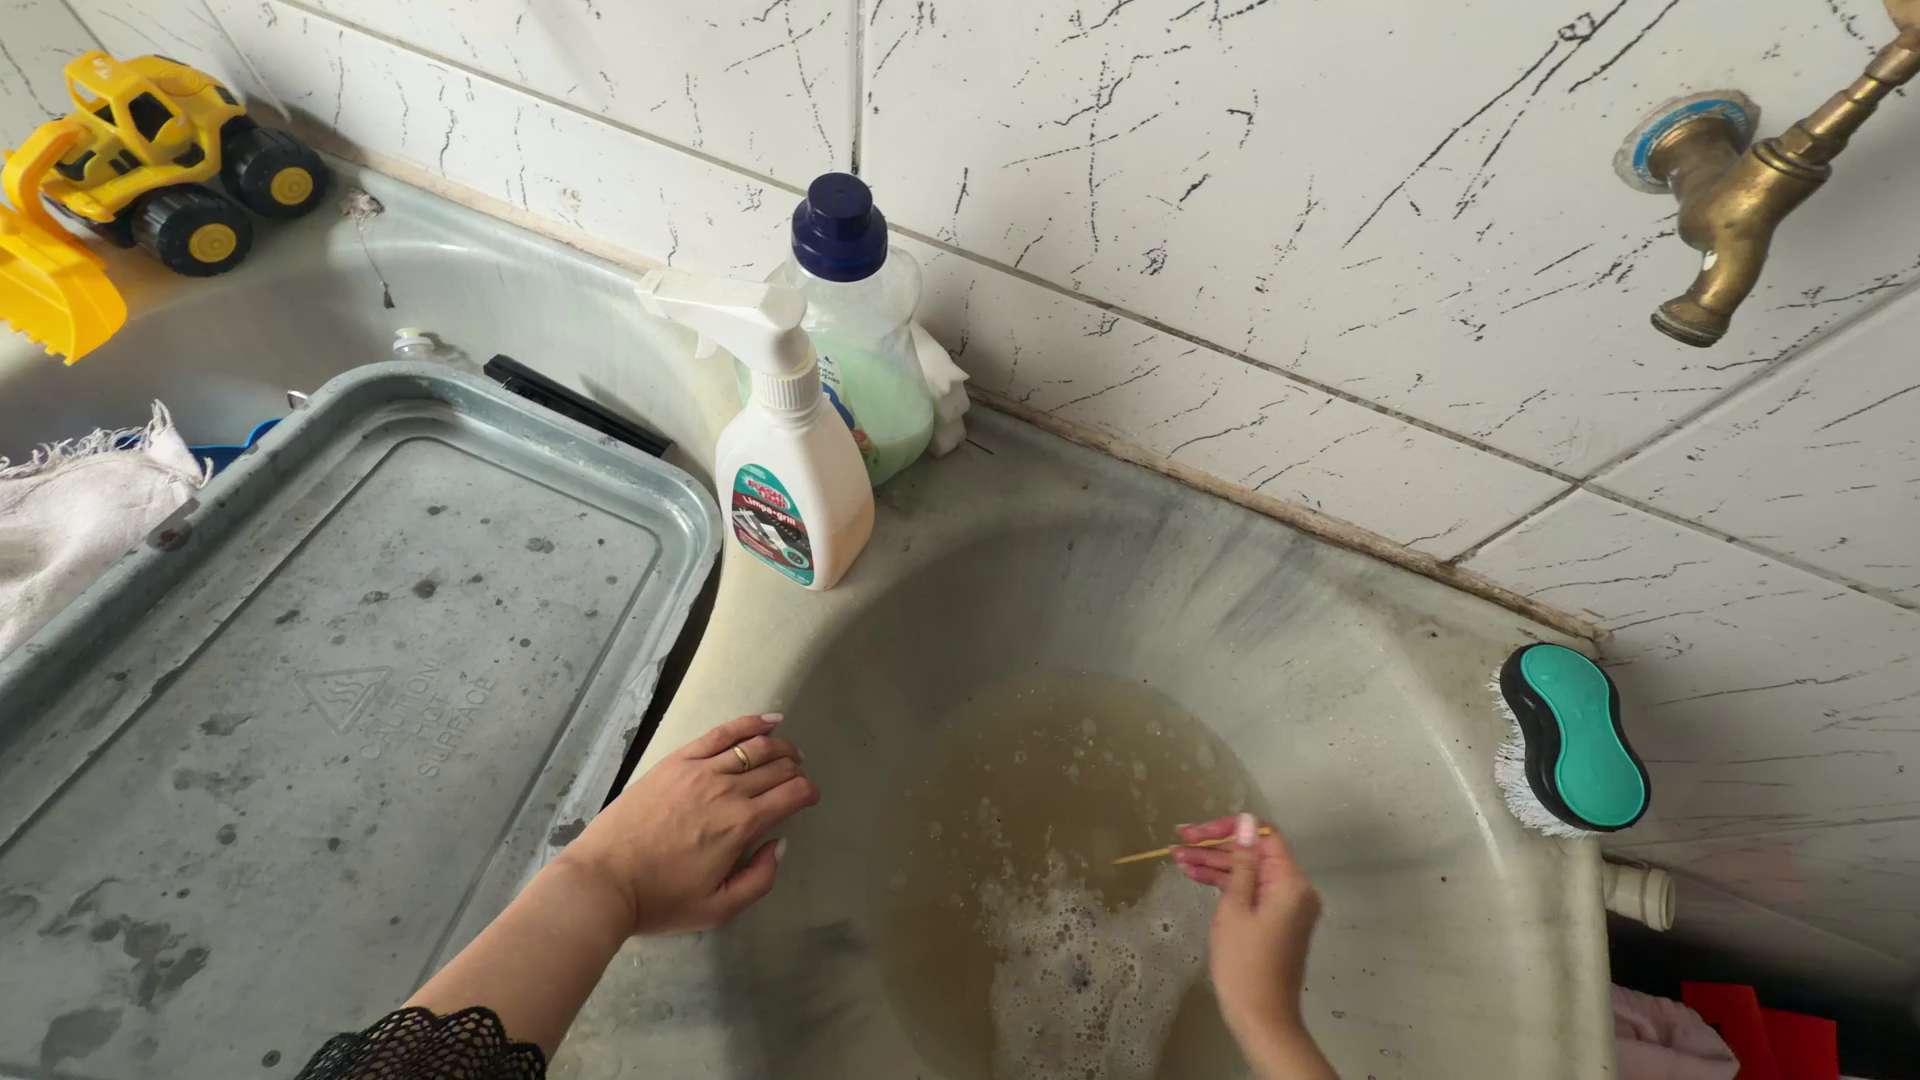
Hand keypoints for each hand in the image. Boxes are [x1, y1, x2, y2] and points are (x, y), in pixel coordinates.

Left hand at [557, 713, 819, 935]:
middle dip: (796, 771)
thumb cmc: (660, 900)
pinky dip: (751, 723)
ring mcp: (702, 769)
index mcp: (742, 825)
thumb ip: (760, 879)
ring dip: (781, 747)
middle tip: (797, 777)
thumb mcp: (717, 909)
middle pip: (777, 768)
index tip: (810, 798)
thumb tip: (780, 844)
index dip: (808, 793)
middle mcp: (728, 790)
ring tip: (789, 752)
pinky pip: (722, 734)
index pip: (792, 795)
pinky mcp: (679, 760)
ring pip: (756, 747)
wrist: (602, 881)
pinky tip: (770, 721)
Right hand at [1173, 814, 1321, 1042]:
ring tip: (1177, 859)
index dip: (1229, 828)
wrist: (1260, 1017)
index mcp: (1290, 882)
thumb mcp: (1236, 906)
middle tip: (1179, 842)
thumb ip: (1242, 861)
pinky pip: (1249, 889)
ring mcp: (1283, 904)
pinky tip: (1193, 875)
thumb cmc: (1244, 961)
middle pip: (1253, 852)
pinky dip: (1223, 882)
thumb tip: (1246, 822)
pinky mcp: (1273, 918)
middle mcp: (1293, 888)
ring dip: (1213, 864)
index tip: (1197, 832)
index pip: (1263, 835)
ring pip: (1246, 871)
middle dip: (1214, 846)